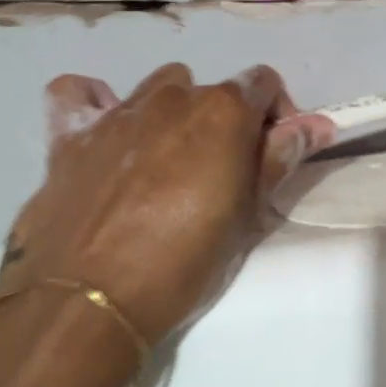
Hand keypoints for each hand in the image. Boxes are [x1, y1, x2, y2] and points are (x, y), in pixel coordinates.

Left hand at [0, 63, 334, 346]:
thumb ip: (278, 159)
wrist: (84, 304)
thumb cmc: (182, 263)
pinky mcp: (69, 138)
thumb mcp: (247, 217)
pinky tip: (104, 134)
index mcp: (223, 110)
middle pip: (210, 90)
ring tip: (166, 161)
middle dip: (223, 121)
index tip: (272, 154)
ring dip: (171, 113)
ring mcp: (118, 113)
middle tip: (220, 173)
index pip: (264, 82)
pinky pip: (78, 95)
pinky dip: (94, 105)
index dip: (276, 114)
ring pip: (157, 88)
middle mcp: (172, 97)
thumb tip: (315, 125)